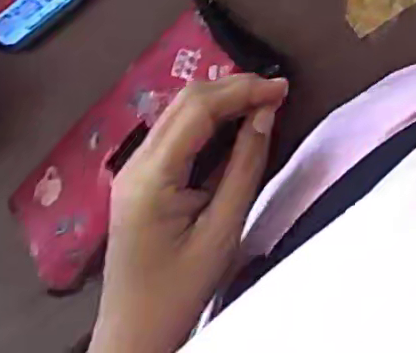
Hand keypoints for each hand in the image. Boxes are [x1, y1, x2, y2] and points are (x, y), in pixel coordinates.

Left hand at [92, 74, 288, 352]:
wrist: (132, 338)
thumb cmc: (178, 290)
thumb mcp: (223, 229)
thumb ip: (245, 165)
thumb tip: (266, 112)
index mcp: (151, 177)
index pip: (199, 108)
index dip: (244, 89)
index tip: (282, 88)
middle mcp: (136, 163)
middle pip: (188, 99)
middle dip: (236, 86)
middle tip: (277, 91)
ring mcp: (134, 168)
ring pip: (181, 107)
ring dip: (224, 96)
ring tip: (263, 100)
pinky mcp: (141, 176)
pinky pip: (178, 127)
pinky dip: (211, 113)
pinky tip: (236, 118)